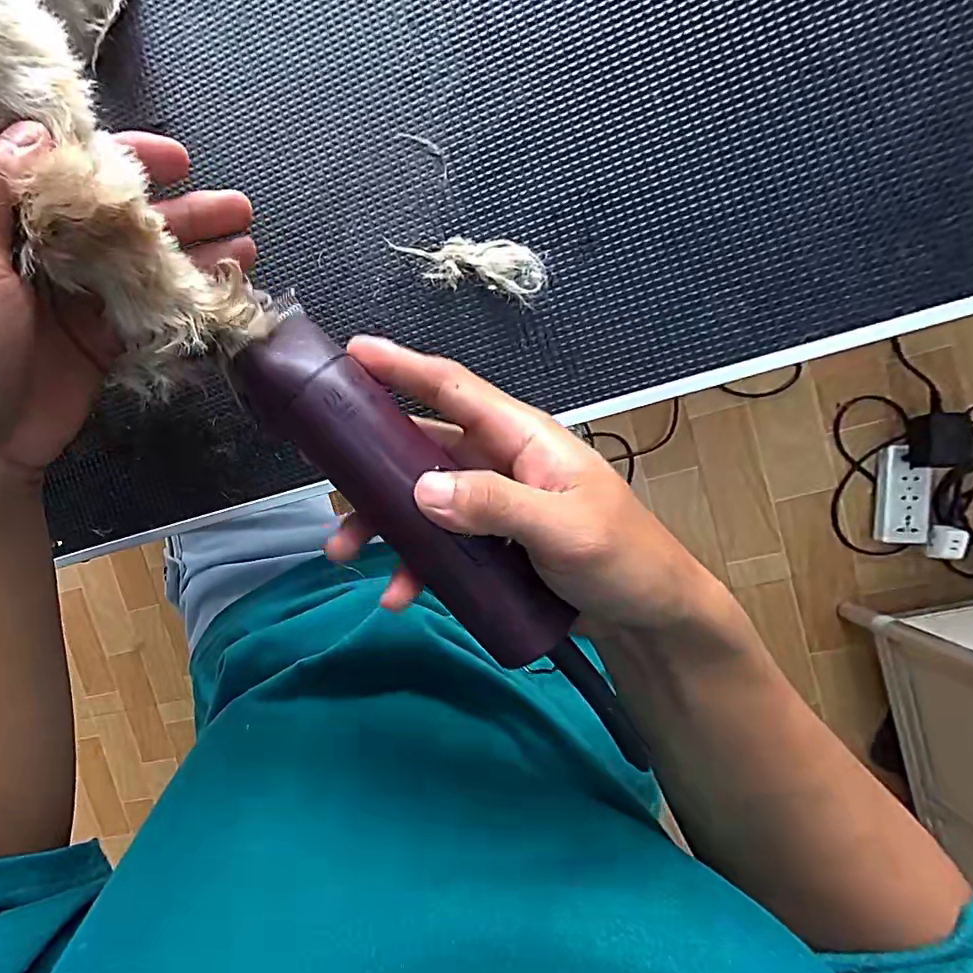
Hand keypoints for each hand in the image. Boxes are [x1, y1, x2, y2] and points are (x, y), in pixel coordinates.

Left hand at [0, 122, 256, 491]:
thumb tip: (37, 130)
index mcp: (4, 224)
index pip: (73, 174)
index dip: (126, 161)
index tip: (176, 161)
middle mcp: (47, 257)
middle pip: (124, 220)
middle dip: (182, 211)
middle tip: (236, 207)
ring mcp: (81, 303)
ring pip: (147, 265)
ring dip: (197, 252)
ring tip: (246, 244)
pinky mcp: (104, 344)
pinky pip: (153, 311)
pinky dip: (187, 298)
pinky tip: (223, 289)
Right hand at [324, 336, 734, 636]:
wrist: (648, 619)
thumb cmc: (624, 559)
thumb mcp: (566, 530)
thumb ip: (496, 505)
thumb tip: (422, 490)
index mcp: (520, 439)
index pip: (454, 389)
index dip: (403, 366)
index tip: (354, 353)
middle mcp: (495, 463)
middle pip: (420, 448)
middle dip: (370, 464)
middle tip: (324, 474)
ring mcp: (487, 505)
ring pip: (417, 501)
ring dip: (381, 524)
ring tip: (346, 551)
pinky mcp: (483, 544)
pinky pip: (435, 546)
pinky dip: (412, 566)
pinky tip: (398, 594)